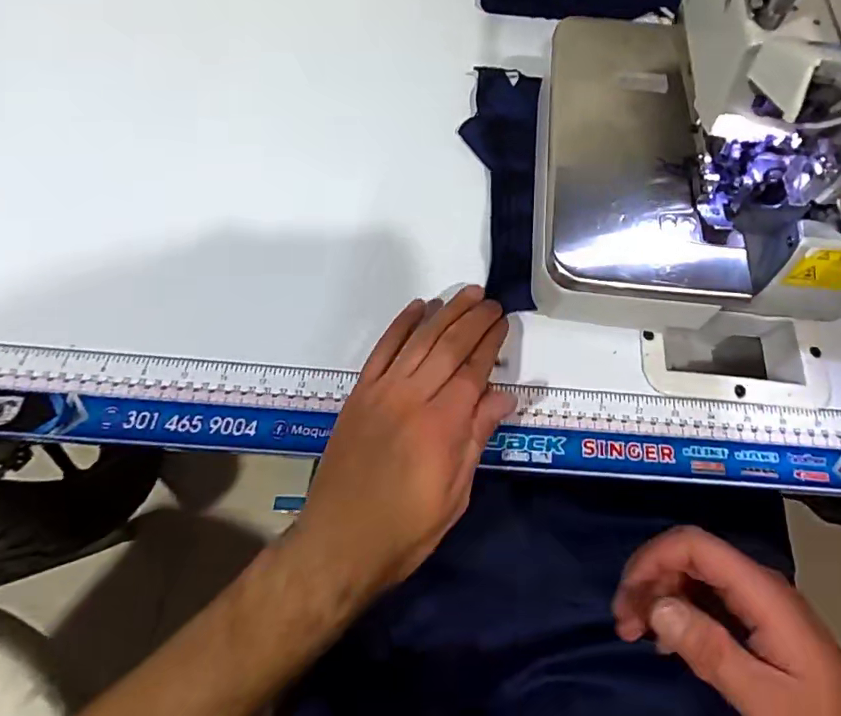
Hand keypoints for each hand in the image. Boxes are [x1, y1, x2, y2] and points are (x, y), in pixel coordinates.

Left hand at [291, 286, 514, 596]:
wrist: (336, 545)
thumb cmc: (405, 530)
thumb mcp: (454, 495)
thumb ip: (476, 438)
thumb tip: (503, 396)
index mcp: (442, 426)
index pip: (474, 370)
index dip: (490, 342)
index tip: (503, 322)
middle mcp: (412, 399)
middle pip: (449, 346)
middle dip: (474, 320)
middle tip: (491, 302)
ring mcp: (382, 392)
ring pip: (419, 340)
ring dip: (445, 313)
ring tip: (466, 294)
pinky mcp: (359, 394)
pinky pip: (382, 350)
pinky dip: (401, 325)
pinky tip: (418, 307)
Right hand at [613, 526, 840, 715]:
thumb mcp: (764, 697)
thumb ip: (711, 650)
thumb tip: (657, 606)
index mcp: (761, 589)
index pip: (694, 544)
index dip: (653, 559)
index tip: (627, 599)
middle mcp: (757, 582)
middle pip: (691, 554)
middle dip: (651, 579)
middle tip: (625, 623)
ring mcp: (759, 599)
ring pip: (696, 574)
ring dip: (661, 594)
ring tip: (637, 631)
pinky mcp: (759, 618)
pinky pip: (708, 596)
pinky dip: (679, 609)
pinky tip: (667, 639)